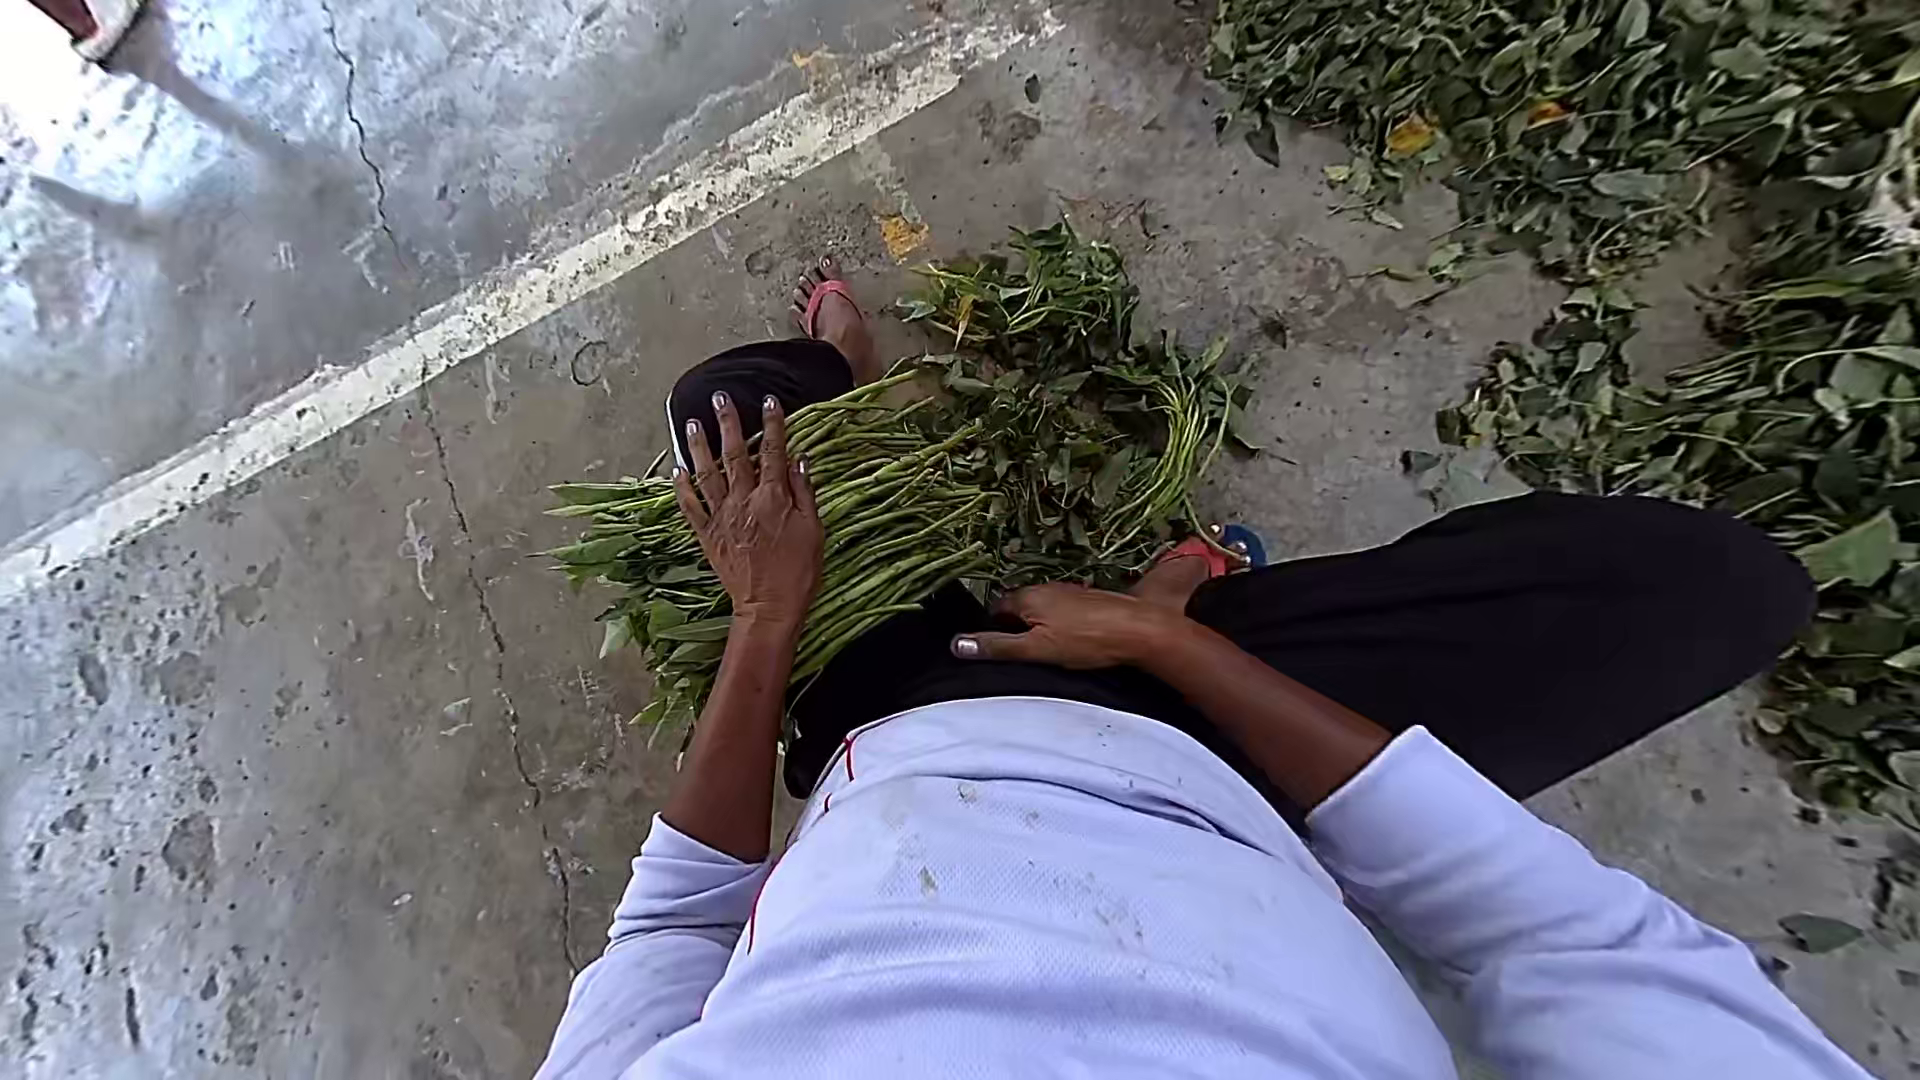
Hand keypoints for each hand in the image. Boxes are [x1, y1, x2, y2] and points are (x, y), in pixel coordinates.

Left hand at [673, 391, 822, 632]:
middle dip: (728, 423)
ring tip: (691, 422)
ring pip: (707, 473)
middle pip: (735, 454)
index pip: (774, 452)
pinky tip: (677, 470)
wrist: (769, 607)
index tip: (769, 401)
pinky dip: (682, 487)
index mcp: (773, 499)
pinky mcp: (707, 535)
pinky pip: (690, 506)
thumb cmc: (798, 572)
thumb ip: (805, 494)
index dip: (773, 424)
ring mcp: (722, 517)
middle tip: (720, 398)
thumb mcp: (814, 531)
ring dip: (698, 446)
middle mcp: (744, 501)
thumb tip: (800, 460)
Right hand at [949, 583, 1194, 668]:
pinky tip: (1073, 642)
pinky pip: (1063, 611)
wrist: (1141, 630)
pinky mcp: (1091, 599)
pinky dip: (1060, 624)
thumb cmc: (1086, 641)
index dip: (993, 629)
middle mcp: (1047, 587)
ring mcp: (1071, 591)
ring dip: (1039, 625)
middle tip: (1022, 653)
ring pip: (1043, 608)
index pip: (996, 608)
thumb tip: (956, 643)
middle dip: (1015, 626)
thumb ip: (997, 646)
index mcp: (1028, 596)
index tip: (997, 649)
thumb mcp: (1036, 650)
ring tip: (1047, 650)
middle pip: (1019, 607)